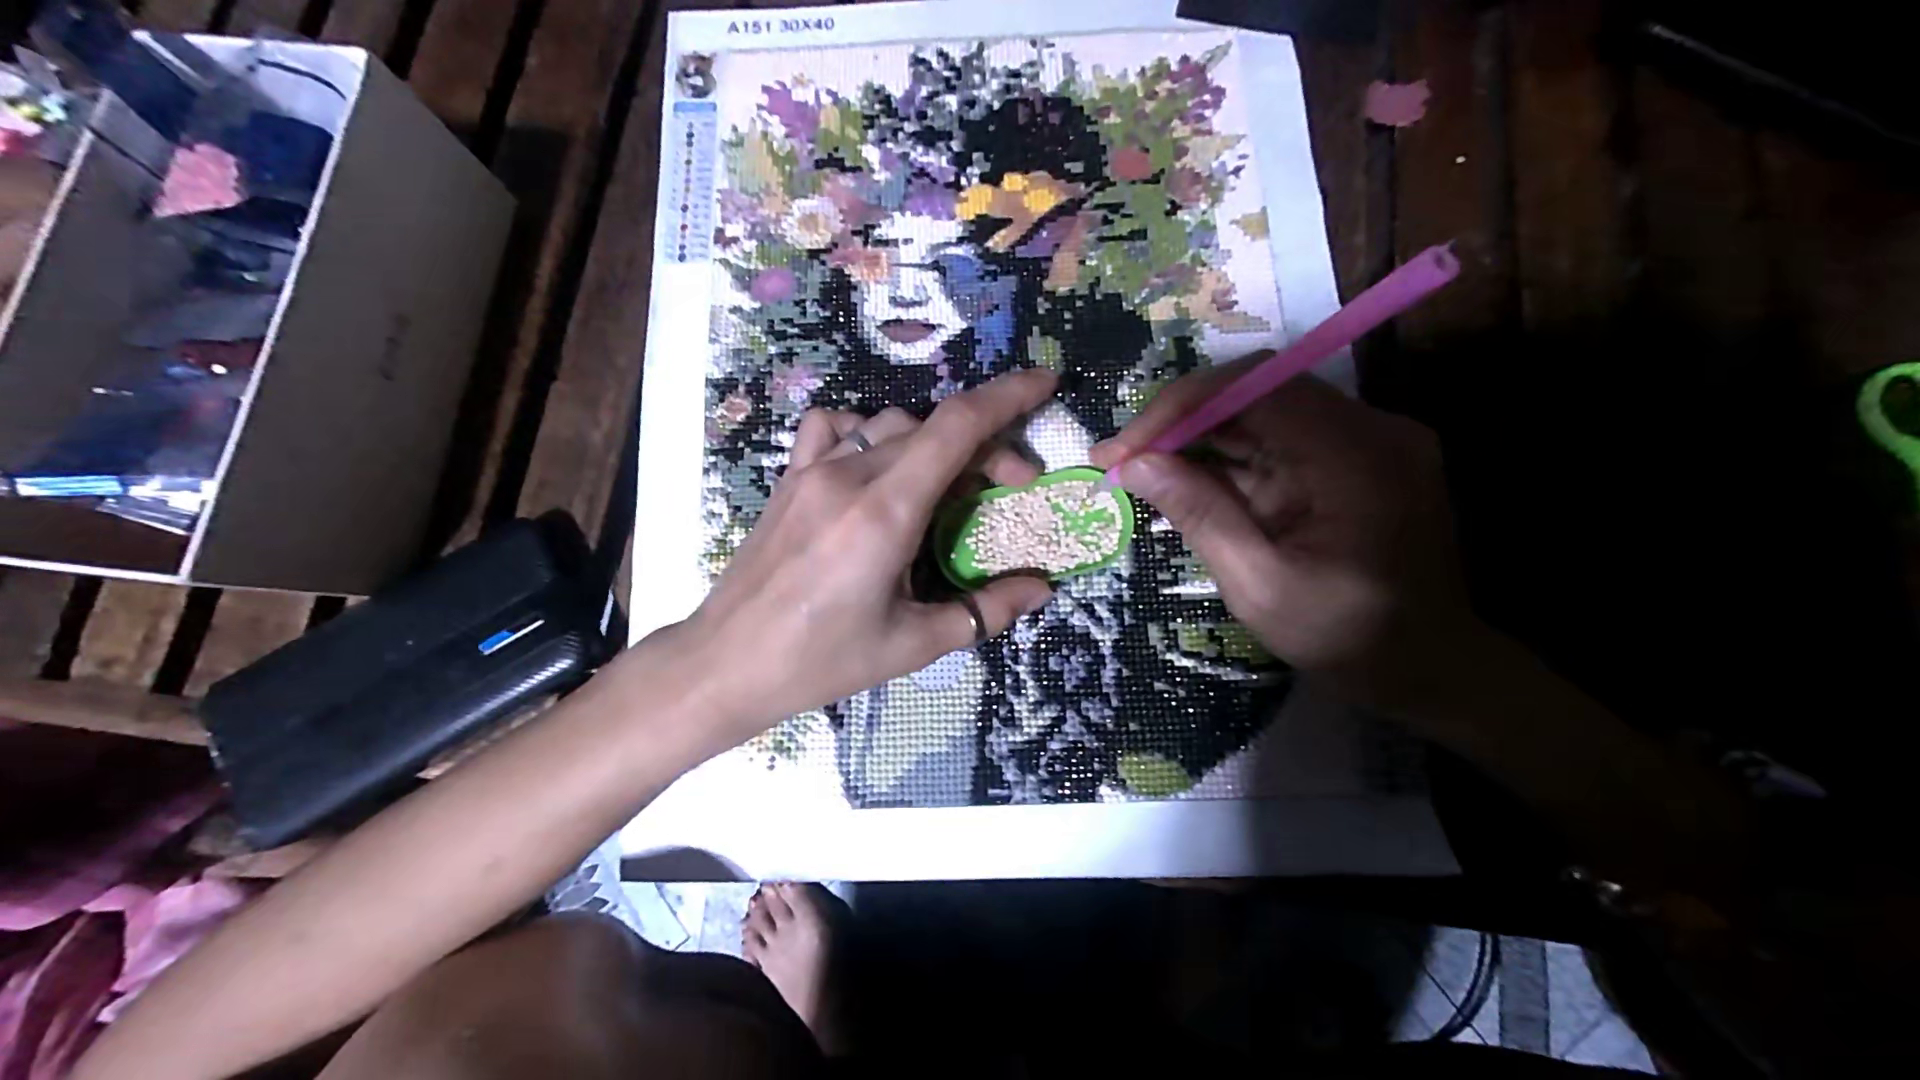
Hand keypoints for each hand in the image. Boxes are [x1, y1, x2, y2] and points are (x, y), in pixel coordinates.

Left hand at [674, 368, 1058, 746]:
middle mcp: (849, 475)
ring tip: (945, 485)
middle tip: (1008, 490)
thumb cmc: (822, 662)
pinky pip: (834, 427)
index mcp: (885, 512)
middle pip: (933, 427)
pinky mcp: (789, 478)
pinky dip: (869, 432)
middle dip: (985, 446)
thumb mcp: (914, 644)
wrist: (727, 664)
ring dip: (933, 442)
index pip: (957, 427)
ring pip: (890, 423)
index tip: (1045, 383)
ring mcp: (812, 470)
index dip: (1008, 397)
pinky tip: (875, 467)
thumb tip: (1043, 587)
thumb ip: (986, 611)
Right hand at [1090, 356, 1476, 700]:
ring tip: (1134, 468)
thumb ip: (1200, 515)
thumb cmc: (1346, 638)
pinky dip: (1222, 458)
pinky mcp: (1347, 460)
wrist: (1429, 668)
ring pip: (1259, 414)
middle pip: (1256, 391)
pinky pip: (1274, 441)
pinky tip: (1180, 479)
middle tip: (1118, 459)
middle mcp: (1367, 429)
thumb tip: (1134, 465)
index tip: (1123, 448)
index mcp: (1356, 456)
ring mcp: (1360, 441)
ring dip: (1194, 438)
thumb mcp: (1260, 586)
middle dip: (1179, 420)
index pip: (1257, 388)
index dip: (1181, 405)